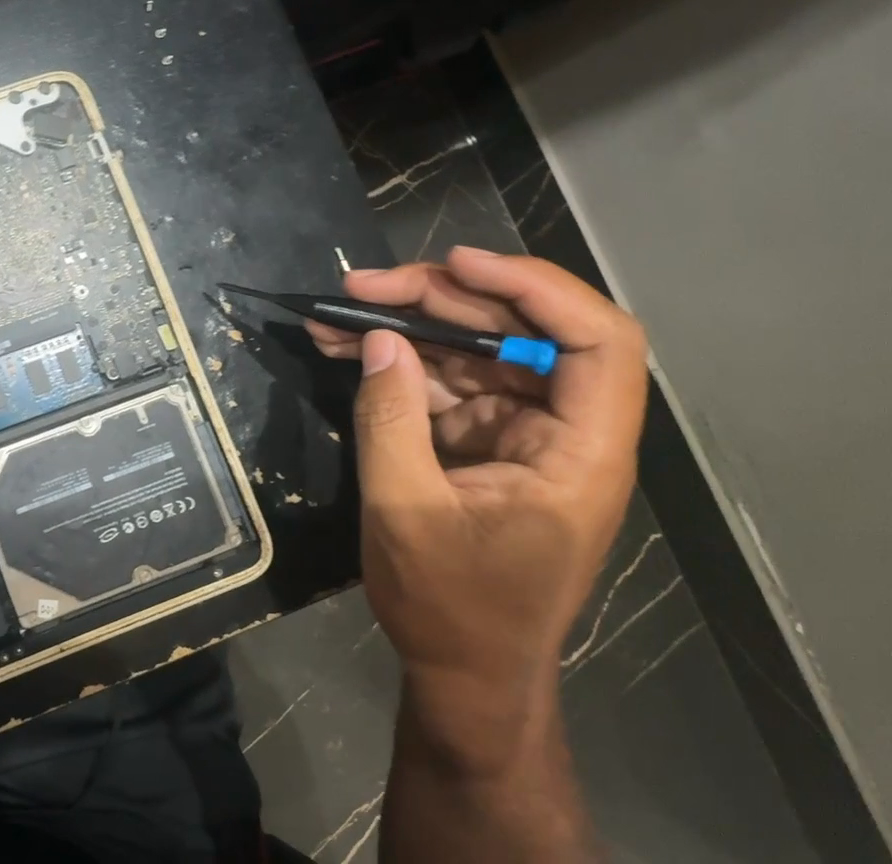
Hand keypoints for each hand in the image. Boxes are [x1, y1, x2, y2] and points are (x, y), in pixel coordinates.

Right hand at [307, 247, 646, 695]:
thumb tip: (377, 341)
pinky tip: (345, 346)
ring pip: (475, 353)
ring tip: (338, 310)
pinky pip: (442, 386)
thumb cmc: (450, 604)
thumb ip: (390, 419)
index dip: (535, 289)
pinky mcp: (478, 445)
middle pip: (523, 334)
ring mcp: (518, 435)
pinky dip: (396, 365)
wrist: (462, 669)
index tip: (455, 265)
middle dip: (442, 300)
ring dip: (408, 327)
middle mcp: (561, 431)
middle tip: (362, 287)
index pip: (597, 342)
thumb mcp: (406, 511)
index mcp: (580, 452)